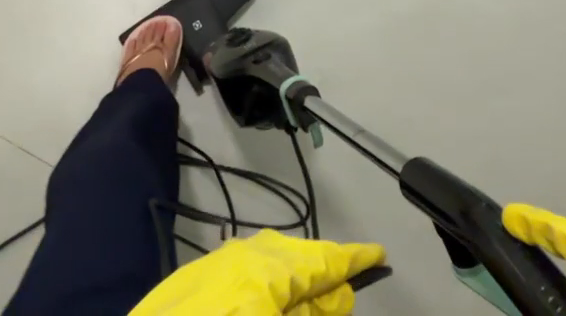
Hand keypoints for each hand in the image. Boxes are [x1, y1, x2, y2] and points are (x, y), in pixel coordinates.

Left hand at [128, 230, 386, 315]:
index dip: (351, 260)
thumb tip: (333, 296)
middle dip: (321, 270)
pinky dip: (264, 283)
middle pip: (292, 257)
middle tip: (347, 286)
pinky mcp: (188, 284)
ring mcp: (208, 271)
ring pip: (264, 262)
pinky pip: (239, 272)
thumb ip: (312, 314)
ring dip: (292, 278)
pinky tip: (270, 300)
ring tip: (311, 298)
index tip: (378, 255)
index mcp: (261, 278)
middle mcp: (235, 261)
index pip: (318, 261)